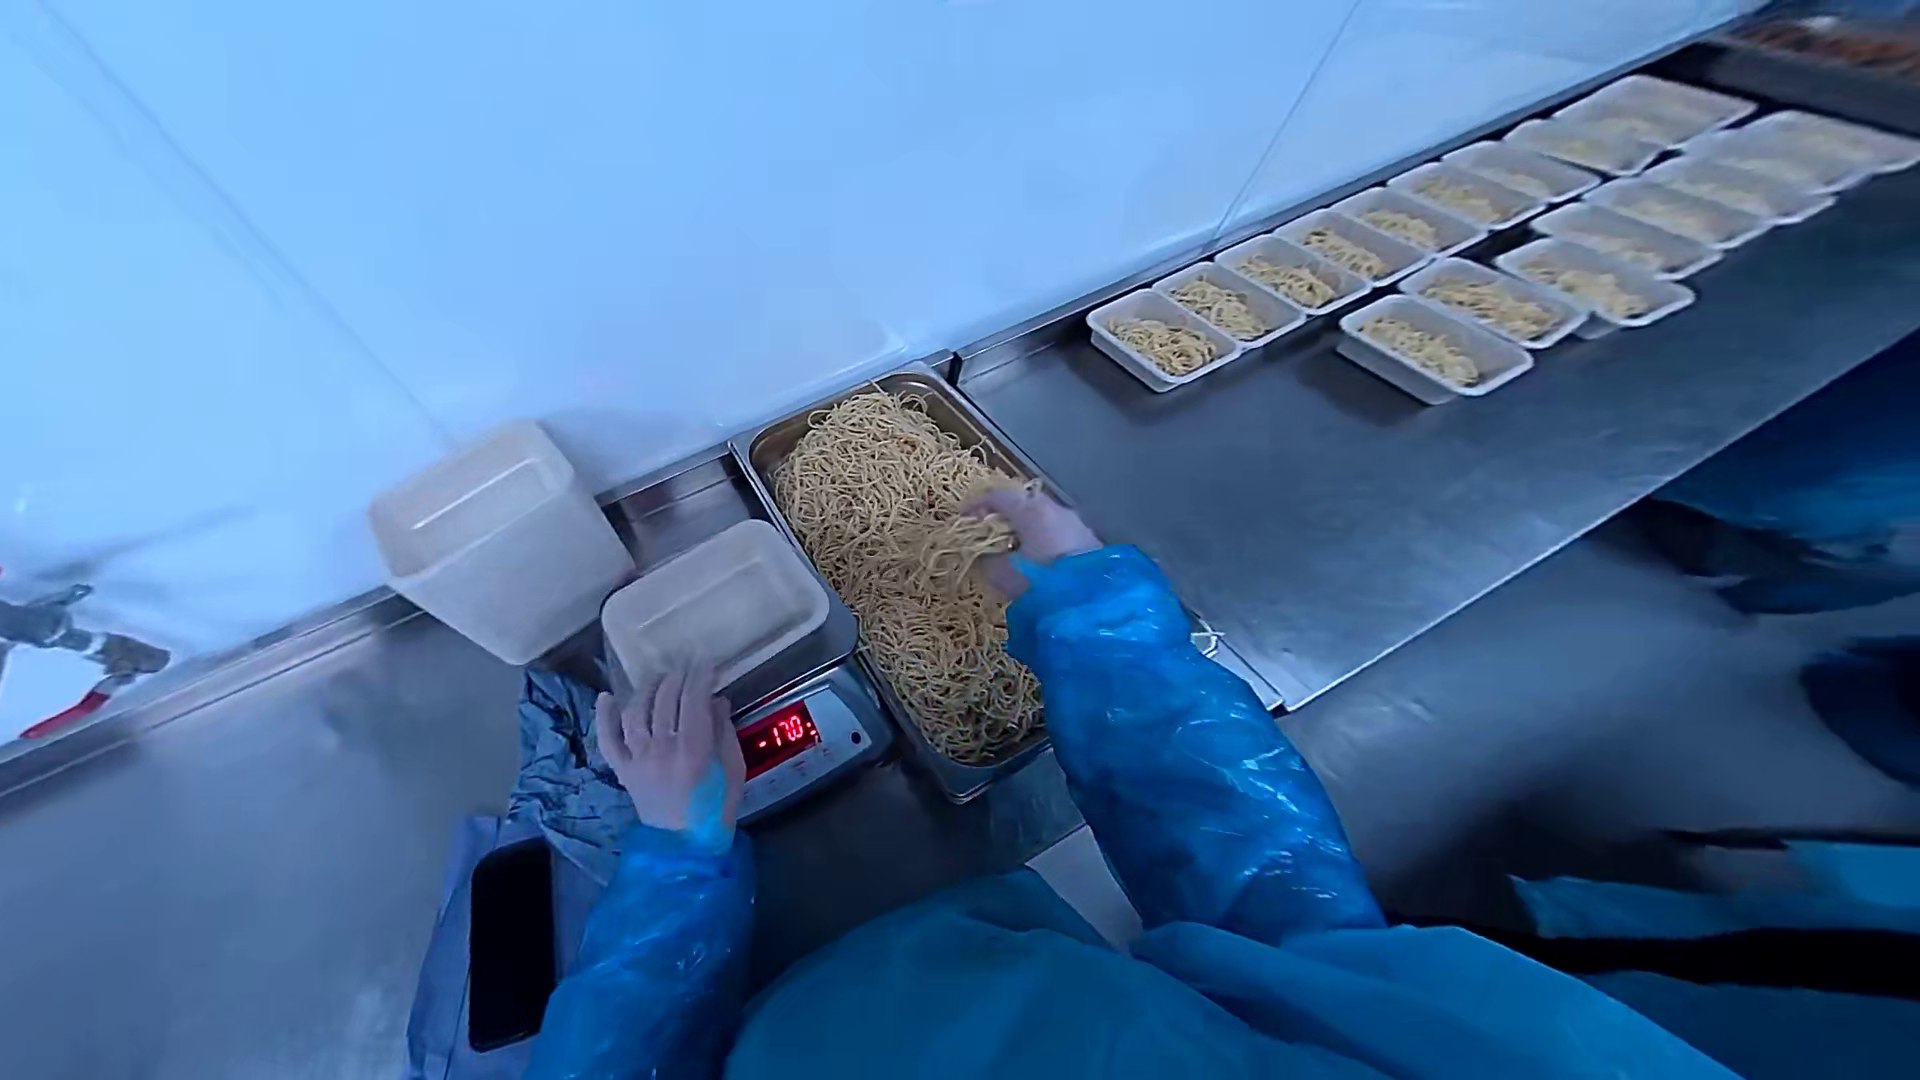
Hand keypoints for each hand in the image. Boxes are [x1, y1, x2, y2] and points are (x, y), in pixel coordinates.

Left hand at [595, 663, 745, 844]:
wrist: (685, 843)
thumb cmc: (717, 805)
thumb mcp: (733, 765)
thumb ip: (722, 730)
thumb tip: (716, 700)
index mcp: (693, 749)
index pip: (693, 699)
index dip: (700, 676)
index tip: (707, 662)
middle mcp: (662, 749)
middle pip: (665, 700)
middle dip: (678, 676)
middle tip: (688, 665)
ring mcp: (638, 759)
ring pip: (636, 712)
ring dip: (648, 689)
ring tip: (661, 677)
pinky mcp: (623, 770)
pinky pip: (608, 740)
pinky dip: (604, 717)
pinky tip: (606, 697)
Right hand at [964, 487, 1101, 599]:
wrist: (1090, 600)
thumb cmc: (1041, 581)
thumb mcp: (1002, 574)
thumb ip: (986, 559)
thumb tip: (983, 554)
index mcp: (1031, 511)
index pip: (997, 496)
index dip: (975, 505)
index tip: (963, 518)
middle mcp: (1054, 508)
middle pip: (1021, 502)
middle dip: (1001, 515)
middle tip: (987, 531)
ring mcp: (1073, 521)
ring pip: (1041, 515)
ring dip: (1023, 526)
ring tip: (1011, 546)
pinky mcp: (1087, 538)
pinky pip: (1056, 529)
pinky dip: (1041, 536)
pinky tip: (1036, 556)